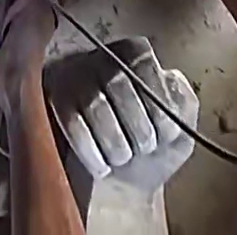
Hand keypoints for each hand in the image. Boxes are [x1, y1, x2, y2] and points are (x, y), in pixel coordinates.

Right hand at [48, 37, 199, 190]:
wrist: (119, 182)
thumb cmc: (149, 148)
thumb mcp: (178, 128)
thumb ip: (182, 100)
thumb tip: (171, 79)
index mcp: (130, 54)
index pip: (141, 58)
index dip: (157, 102)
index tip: (165, 132)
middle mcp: (98, 56)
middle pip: (118, 82)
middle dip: (139, 129)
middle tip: (144, 148)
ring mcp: (71, 75)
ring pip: (94, 104)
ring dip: (117, 145)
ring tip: (123, 157)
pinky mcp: (53, 99)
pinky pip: (72, 123)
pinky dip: (93, 153)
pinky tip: (102, 164)